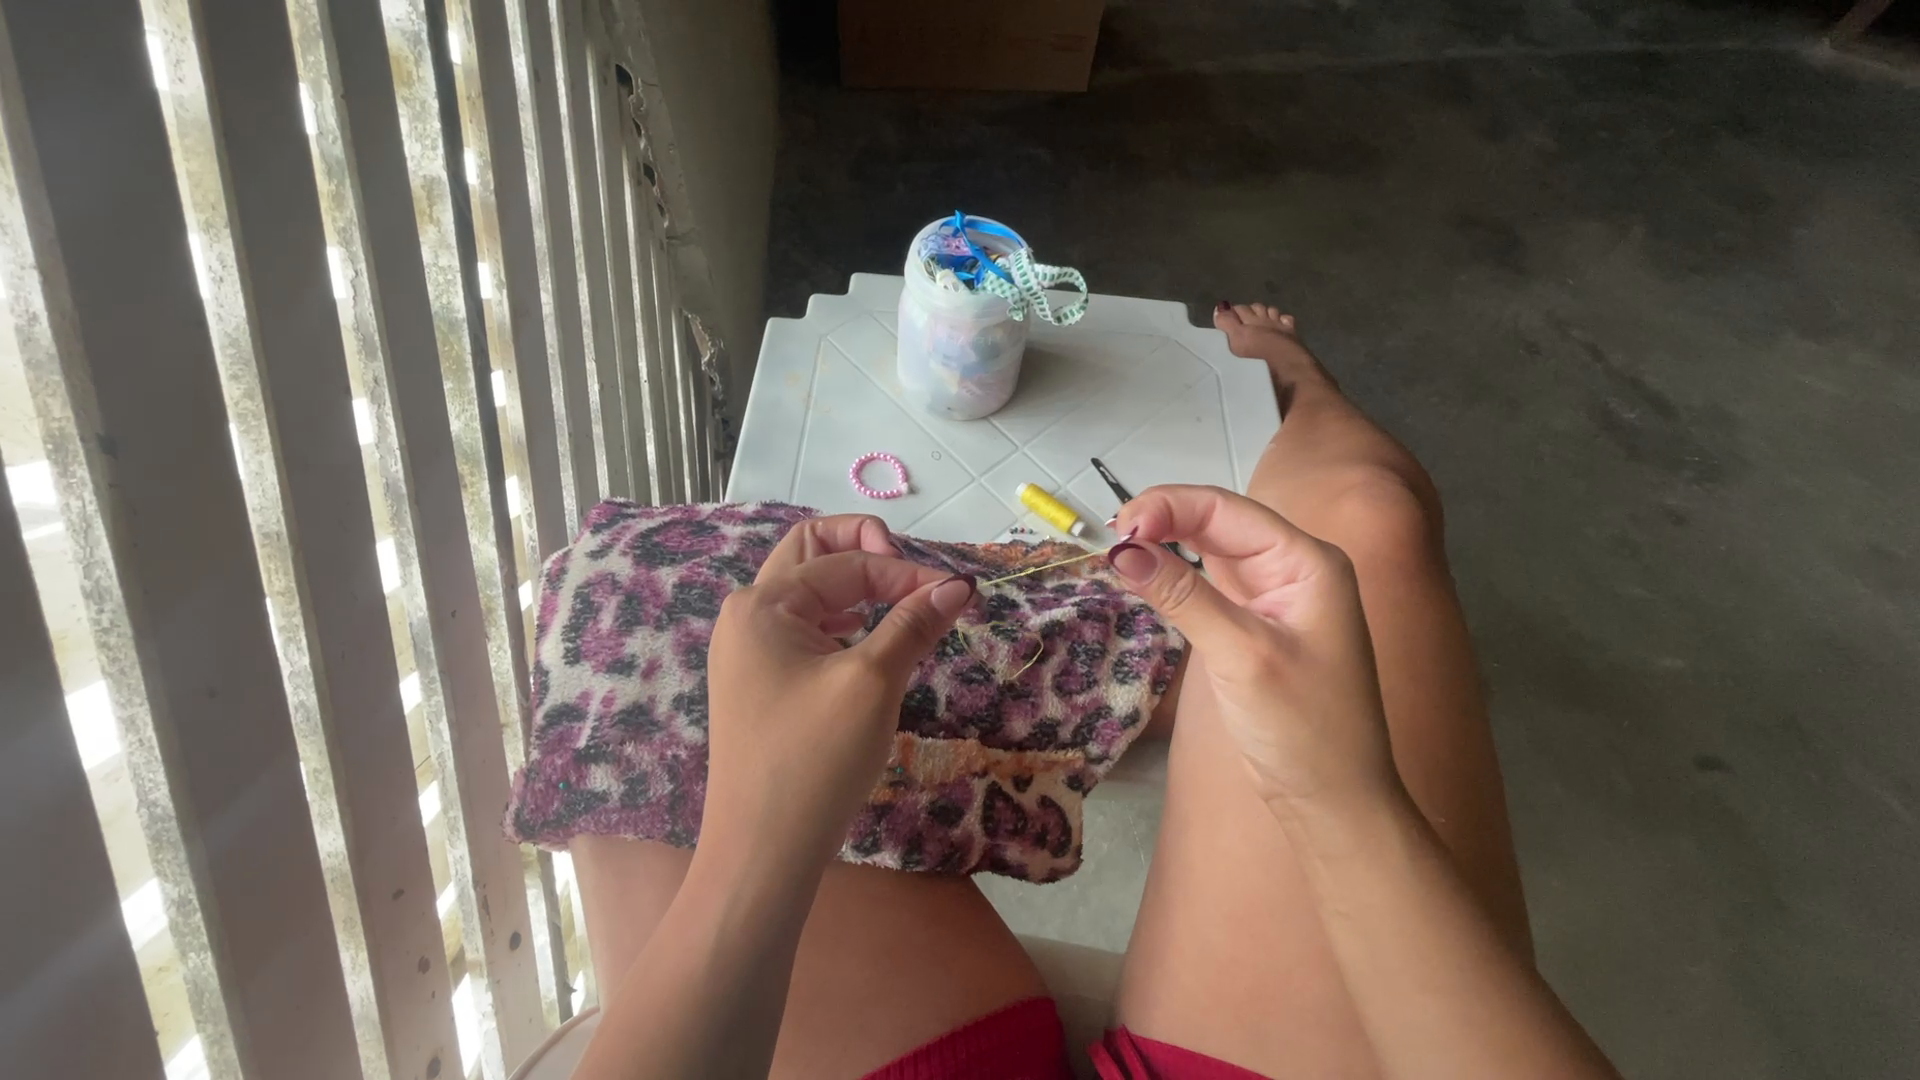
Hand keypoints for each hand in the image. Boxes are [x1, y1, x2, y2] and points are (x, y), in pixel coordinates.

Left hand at [702, 514, 976, 865]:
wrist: (762, 854)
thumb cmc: (814, 760)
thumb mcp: (872, 683)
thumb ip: (913, 624)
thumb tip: (959, 585)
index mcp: (763, 604)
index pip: (847, 564)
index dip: (906, 573)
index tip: (956, 596)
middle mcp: (747, 616)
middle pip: (809, 551)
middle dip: (863, 550)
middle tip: (909, 574)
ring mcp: (749, 651)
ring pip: (806, 590)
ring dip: (852, 584)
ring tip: (897, 603)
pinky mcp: (761, 683)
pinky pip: (803, 628)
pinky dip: (840, 619)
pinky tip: (866, 638)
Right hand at [1109, 486, 1399, 817]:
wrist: (1330, 800)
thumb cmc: (1302, 728)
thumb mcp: (1241, 654)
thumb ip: (1183, 595)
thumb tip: (1122, 550)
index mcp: (1307, 562)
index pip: (1228, 510)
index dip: (1170, 506)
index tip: (1120, 527)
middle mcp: (1293, 567)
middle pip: (1219, 522)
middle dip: (1165, 519)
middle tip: (1112, 537)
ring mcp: (1273, 595)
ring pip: (1210, 549)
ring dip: (1166, 542)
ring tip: (1120, 546)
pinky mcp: (1253, 622)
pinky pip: (1209, 582)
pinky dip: (1175, 574)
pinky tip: (1147, 571)